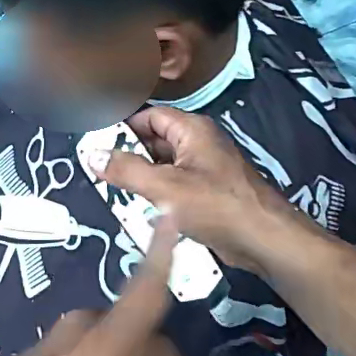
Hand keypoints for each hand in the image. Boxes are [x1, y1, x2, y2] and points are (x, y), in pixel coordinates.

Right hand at [87, 106, 318, 278]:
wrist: (263, 239)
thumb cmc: (216, 206)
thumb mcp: (164, 187)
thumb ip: (126, 170)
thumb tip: (92, 155)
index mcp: (192, 130)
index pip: (149, 116)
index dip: (122, 126)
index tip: (96, 142)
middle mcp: (199, 143)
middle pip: (155, 140)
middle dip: (129, 154)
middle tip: (100, 171)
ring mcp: (206, 168)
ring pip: (164, 165)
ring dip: (142, 178)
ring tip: (113, 191)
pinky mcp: (209, 192)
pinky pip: (175, 185)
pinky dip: (157, 194)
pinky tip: (140, 209)